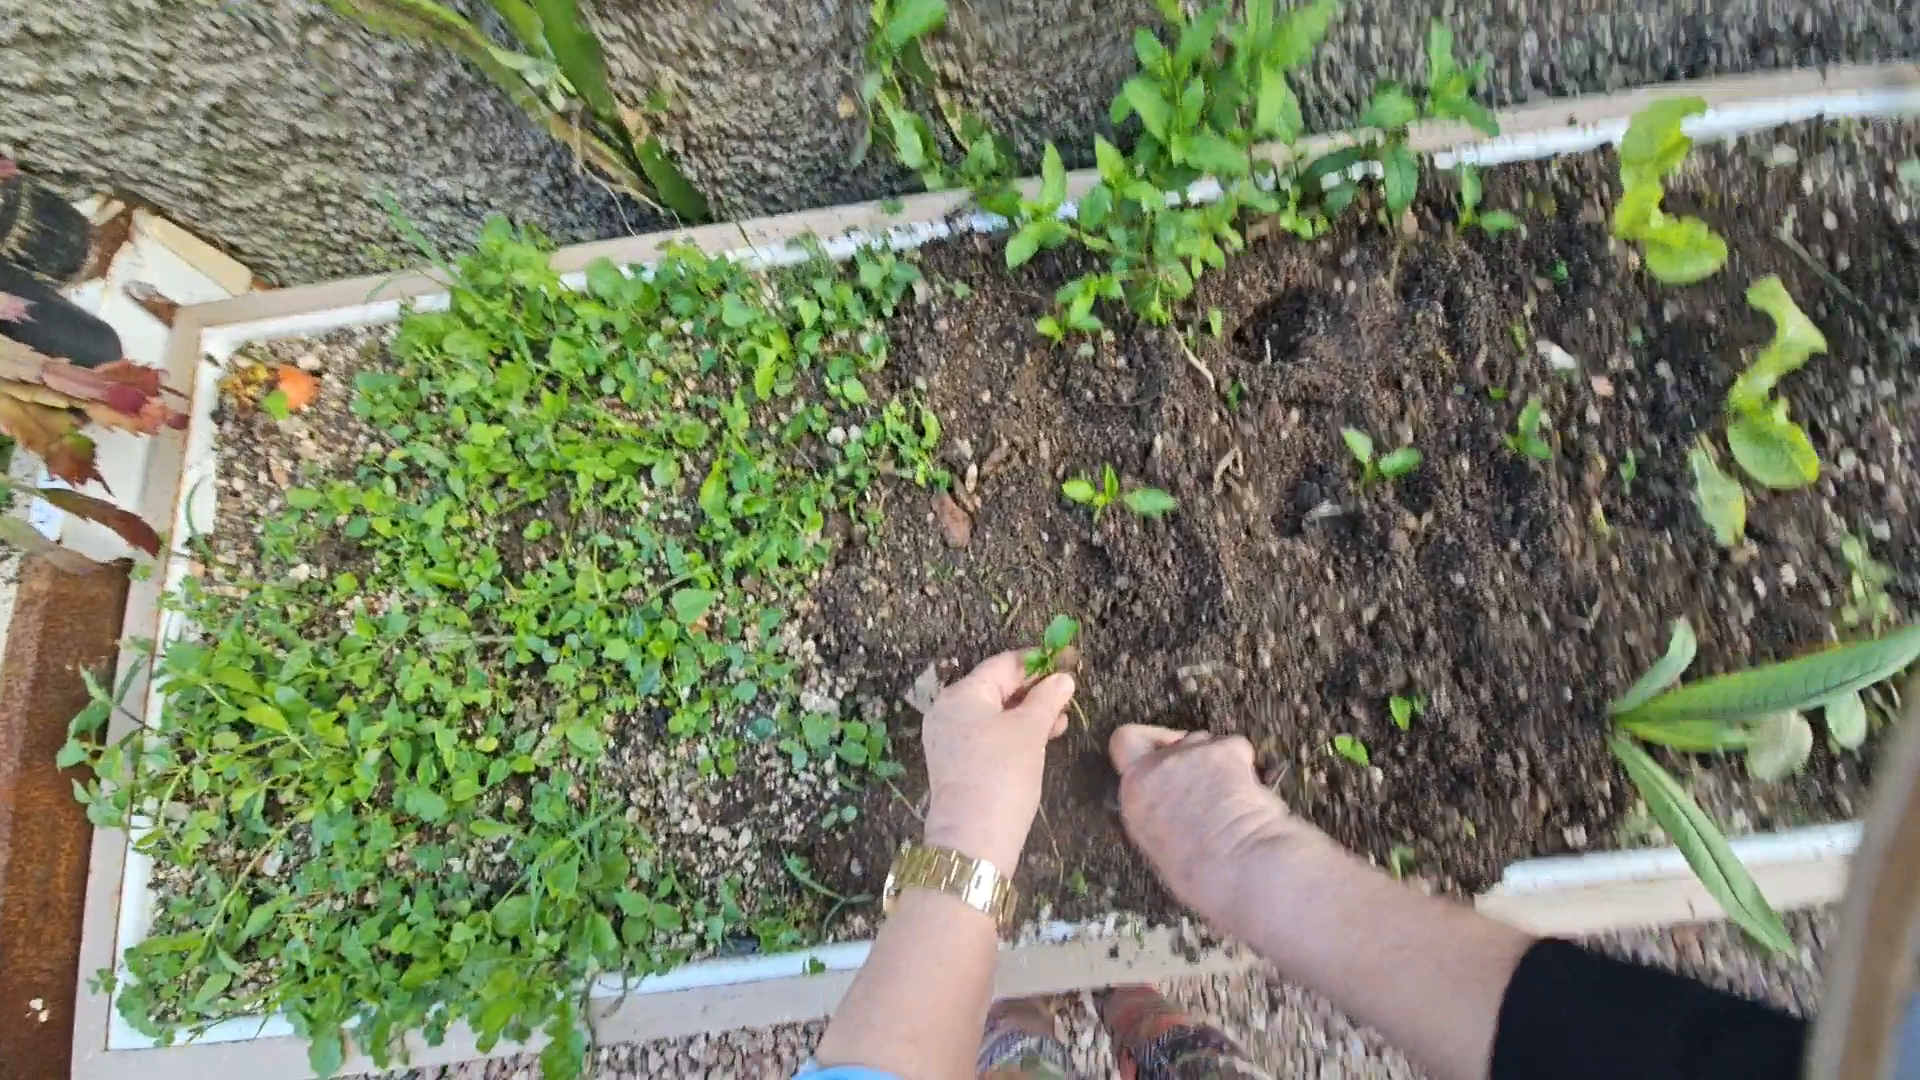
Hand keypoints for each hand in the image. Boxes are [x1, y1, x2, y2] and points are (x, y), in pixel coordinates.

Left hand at [921, 651, 1075, 873]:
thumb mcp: (1030, 731)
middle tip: (1069, 696)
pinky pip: (987, 733)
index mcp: (962, 693)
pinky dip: (1014, 732)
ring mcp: (949, 736)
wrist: (973, 838)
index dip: (1039, 661)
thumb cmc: (1002, 774)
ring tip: (1061, 720)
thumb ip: (1047, 698)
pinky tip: (1041, 738)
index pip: (1004, 664)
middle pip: (997, 687)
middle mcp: (948, 709)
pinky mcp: (955, 760)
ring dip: (1028, 712)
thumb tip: (1062, 678)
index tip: (1069, 661)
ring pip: (995, 712)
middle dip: (1035, 690)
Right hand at [1109, 725, 1326, 932]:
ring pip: (1205, 742)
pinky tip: (1252, 795)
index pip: (1124, 742)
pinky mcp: (1222, 751)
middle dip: (1192, 755)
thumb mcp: (1162, 848)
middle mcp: (1155, 769)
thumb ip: (1160, 814)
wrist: (1244, 871)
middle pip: (1172, 742)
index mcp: (1134, 797)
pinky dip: (1246, 765)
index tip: (1165, 754)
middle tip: (1212, 782)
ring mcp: (1188, 755)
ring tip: (1236, 797)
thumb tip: (1177, 810)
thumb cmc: (1207, 879)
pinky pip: (1236, 747)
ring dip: (1219, 762)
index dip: (1149, 742)